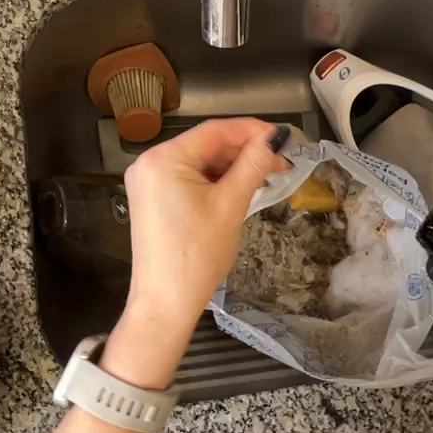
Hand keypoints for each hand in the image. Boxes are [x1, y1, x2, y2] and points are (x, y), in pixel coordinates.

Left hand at [120, 118, 288, 333]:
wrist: (167, 302)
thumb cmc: (196, 255)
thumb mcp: (230, 205)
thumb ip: (252, 165)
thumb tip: (273, 139)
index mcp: (163, 159)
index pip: (215, 130)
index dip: (252, 130)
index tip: (283, 135)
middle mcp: (149, 163)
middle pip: (206, 145)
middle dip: (244, 152)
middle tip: (280, 161)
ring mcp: (149, 182)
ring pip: (200, 162)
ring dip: (232, 167)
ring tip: (266, 176)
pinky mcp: (153, 199)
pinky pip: (189, 179)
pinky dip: (215, 181)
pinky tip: (241, 188)